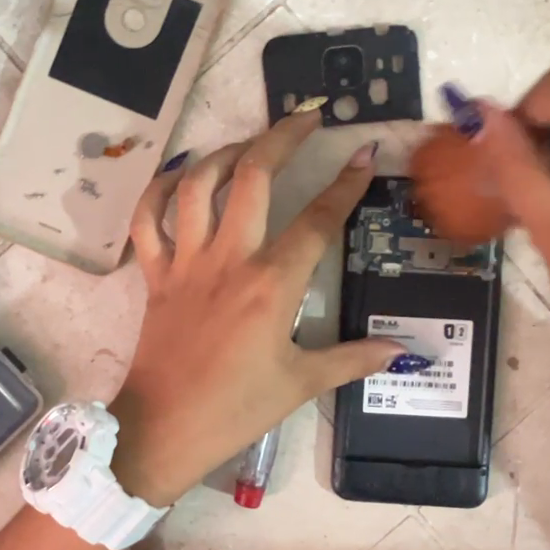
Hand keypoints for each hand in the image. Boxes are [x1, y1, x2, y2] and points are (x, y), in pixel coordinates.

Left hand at [109, 110, 406, 506]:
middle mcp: (229, 259)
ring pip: (198, 185)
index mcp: (272, 285)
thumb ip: (353, 358)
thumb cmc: (235, 409)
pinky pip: (147, 219)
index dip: (346, 184)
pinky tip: (179, 175)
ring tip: (249, 144)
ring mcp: (186, 262)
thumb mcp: (300, 384)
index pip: (318, 220)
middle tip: (306, 120)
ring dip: (224, 153)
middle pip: (254, 176)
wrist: (163, 429)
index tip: (365, 154)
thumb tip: (402, 349)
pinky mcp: (154, 274)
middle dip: (282, 137)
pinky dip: (158, 190)